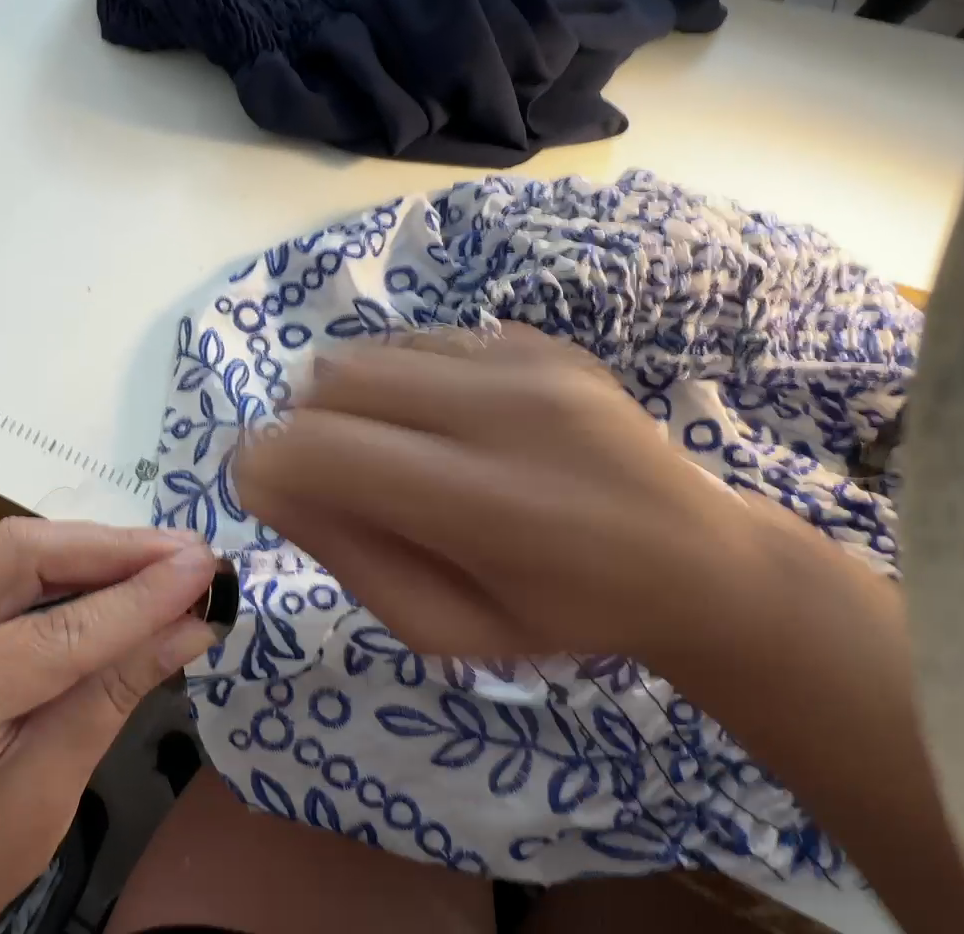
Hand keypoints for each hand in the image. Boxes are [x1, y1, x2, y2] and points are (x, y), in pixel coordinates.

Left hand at [0, 519, 218, 932]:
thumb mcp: (50, 788)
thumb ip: (114, 693)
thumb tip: (191, 624)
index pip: (51, 633)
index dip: (135, 599)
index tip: (204, 571)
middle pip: (17, 557)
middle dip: (110, 548)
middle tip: (187, 552)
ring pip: (8, 553)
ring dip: (90, 550)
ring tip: (164, 557)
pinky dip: (62, 568)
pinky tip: (113, 573)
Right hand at [235, 323, 784, 663]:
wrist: (700, 561)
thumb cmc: (556, 615)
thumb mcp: (438, 627)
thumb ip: (344, 556)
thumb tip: (264, 481)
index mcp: (486, 506)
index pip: (318, 449)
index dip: (263, 465)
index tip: (266, 491)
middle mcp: (504, 411)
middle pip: (330, 384)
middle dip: (300, 430)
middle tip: (329, 476)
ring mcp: (526, 360)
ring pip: (363, 353)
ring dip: (341, 403)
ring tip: (383, 448)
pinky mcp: (534, 337)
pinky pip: (412, 342)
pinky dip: (392, 381)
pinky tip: (431, 420)